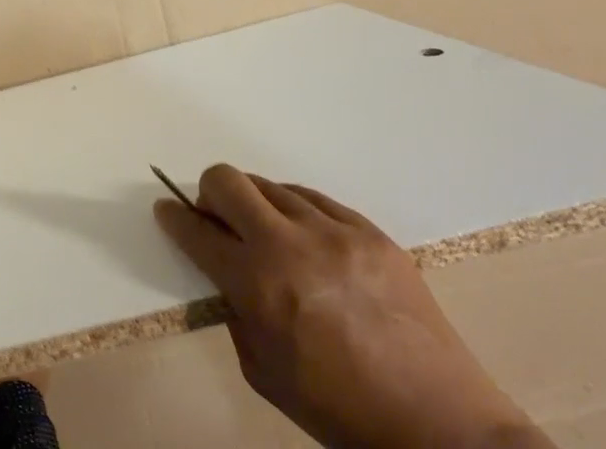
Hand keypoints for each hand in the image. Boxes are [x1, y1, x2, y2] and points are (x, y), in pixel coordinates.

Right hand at [155, 165, 555, 448]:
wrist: (439, 424)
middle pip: (228, 182)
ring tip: (267, 234)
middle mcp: (290, 245)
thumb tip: (227, 275)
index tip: (166, 211)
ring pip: (272, 186)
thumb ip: (234, 311)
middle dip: (209, 194)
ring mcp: (336, 234)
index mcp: (256, 283)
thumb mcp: (261, 370)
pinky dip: (298, 211)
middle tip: (216, 220)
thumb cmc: (338, 408)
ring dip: (256, 205)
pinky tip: (307, 239)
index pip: (195, 230)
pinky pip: (317, 200)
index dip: (173, 217)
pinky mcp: (373, 235)